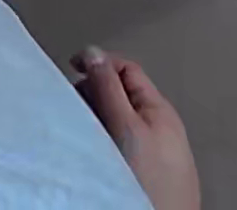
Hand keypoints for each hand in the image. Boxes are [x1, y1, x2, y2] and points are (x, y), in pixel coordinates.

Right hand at [73, 47, 199, 209]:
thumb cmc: (148, 183)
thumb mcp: (124, 126)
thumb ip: (108, 86)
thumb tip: (94, 53)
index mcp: (160, 110)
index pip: (125, 68)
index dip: (99, 64)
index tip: (74, 69)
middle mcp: (162, 129)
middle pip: (120, 93)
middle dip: (95, 94)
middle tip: (81, 109)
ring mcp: (158, 156)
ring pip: (119, 121)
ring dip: (99, 120)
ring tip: (89, 137)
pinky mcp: (150, 178)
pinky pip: (122, 145)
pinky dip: (106, 142)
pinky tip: (99, 156)